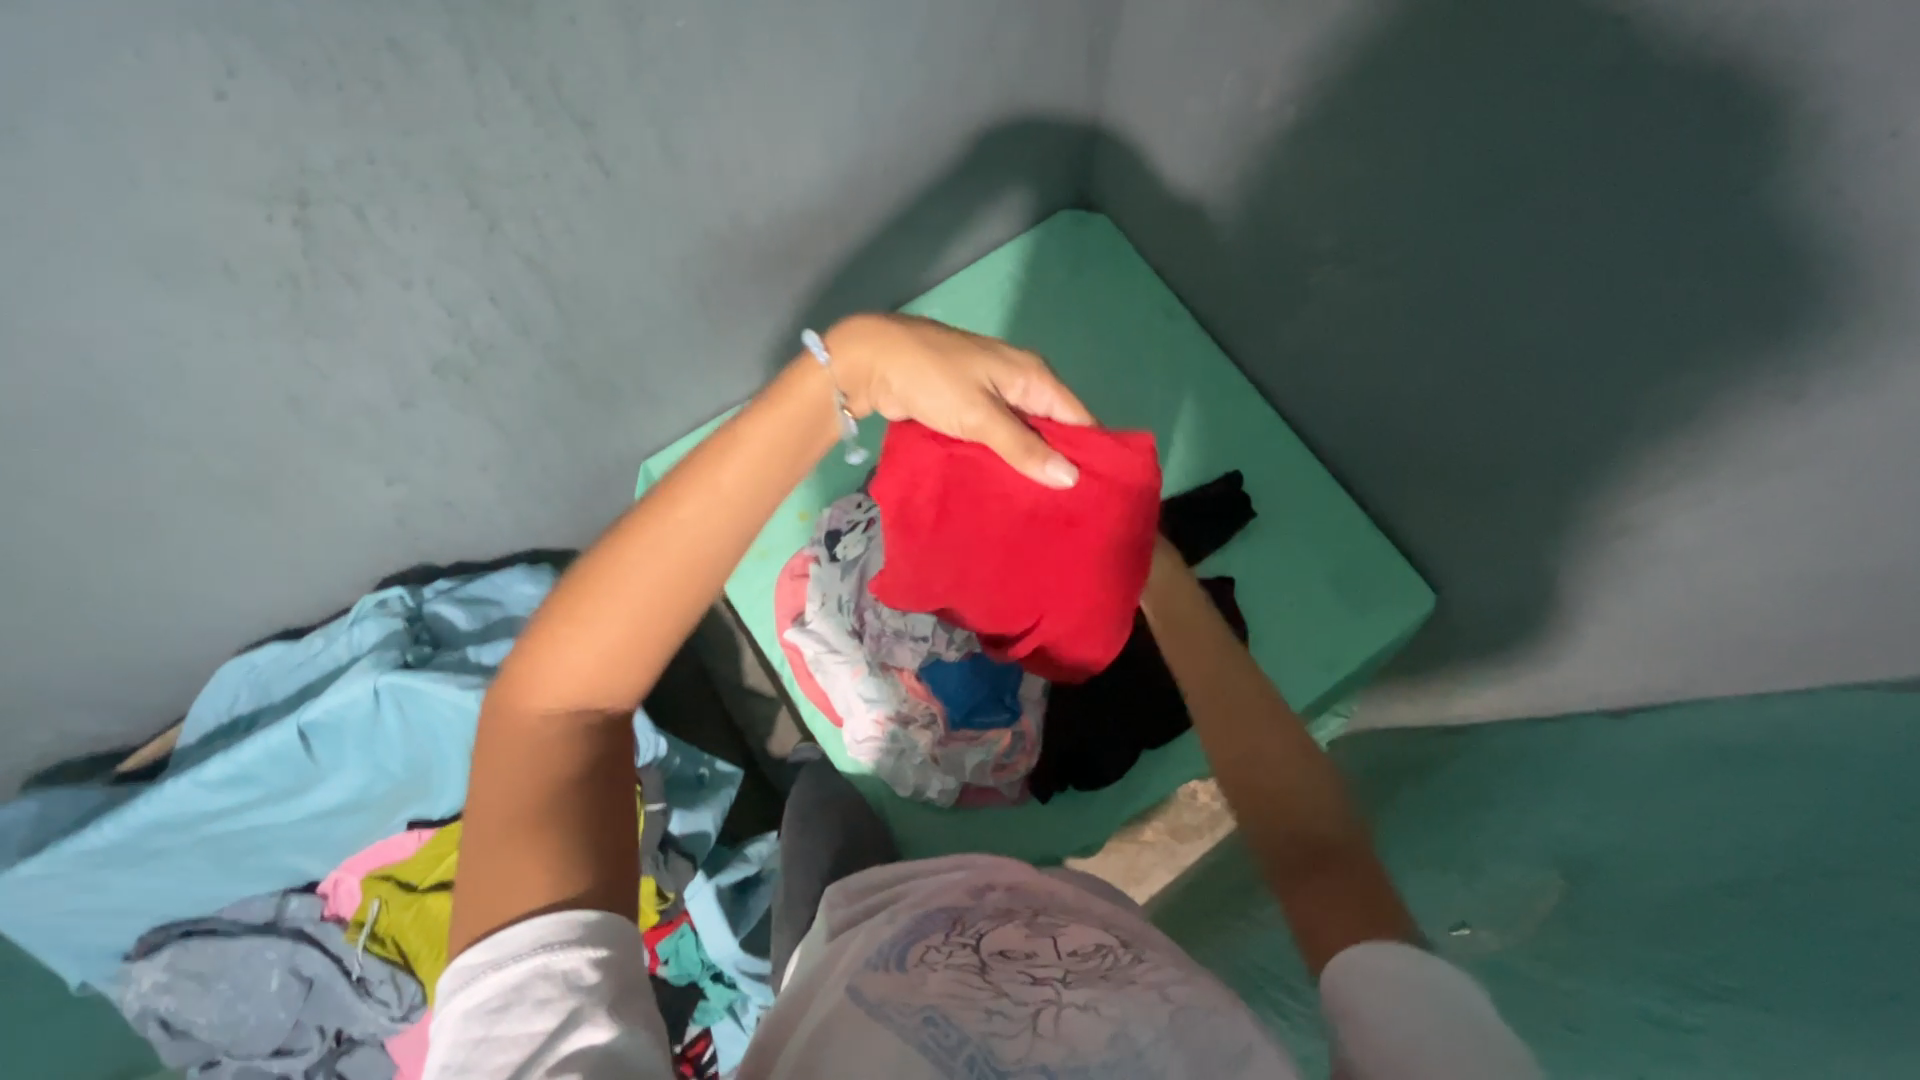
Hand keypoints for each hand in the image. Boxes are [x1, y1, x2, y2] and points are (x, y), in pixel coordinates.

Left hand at [825, 314, 1093, 487]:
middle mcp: (1020, 386)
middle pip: (1052, 431)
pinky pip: (996, 441)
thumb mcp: (981, 415)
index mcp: (1033, 377)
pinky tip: (1007, 494)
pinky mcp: (969, 413)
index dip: (1089, 455)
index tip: (1099, 496)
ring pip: (1022, 439)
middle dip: (1058, 466)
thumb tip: (1071, 478)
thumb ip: (1024, 447)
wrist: (872, 362)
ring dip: (1027, 468)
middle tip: (1070, 513)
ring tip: (1042, 513)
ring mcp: (993, 399)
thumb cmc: (933, 379)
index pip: (1078, 419)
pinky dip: (1001, 462)